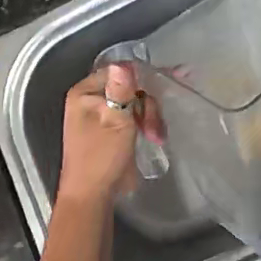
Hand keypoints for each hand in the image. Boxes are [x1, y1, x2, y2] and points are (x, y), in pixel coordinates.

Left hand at [56, 63, 153, 206]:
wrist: (92, 195)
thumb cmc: (101, 157)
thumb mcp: (116, 121)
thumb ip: (121, 91)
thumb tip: (123, 65)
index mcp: (85, 93)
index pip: (119, 72)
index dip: (145, 75)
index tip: (174, 76)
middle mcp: (91, 100)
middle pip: (130, 88)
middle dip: (149, 106)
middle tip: (156, 128)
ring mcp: (101, 116)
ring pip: (135, 104)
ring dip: (150, 118)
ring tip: (157, 137)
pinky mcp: (112, 131)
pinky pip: (134, 117)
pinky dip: (146, 125)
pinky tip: (155, 136)